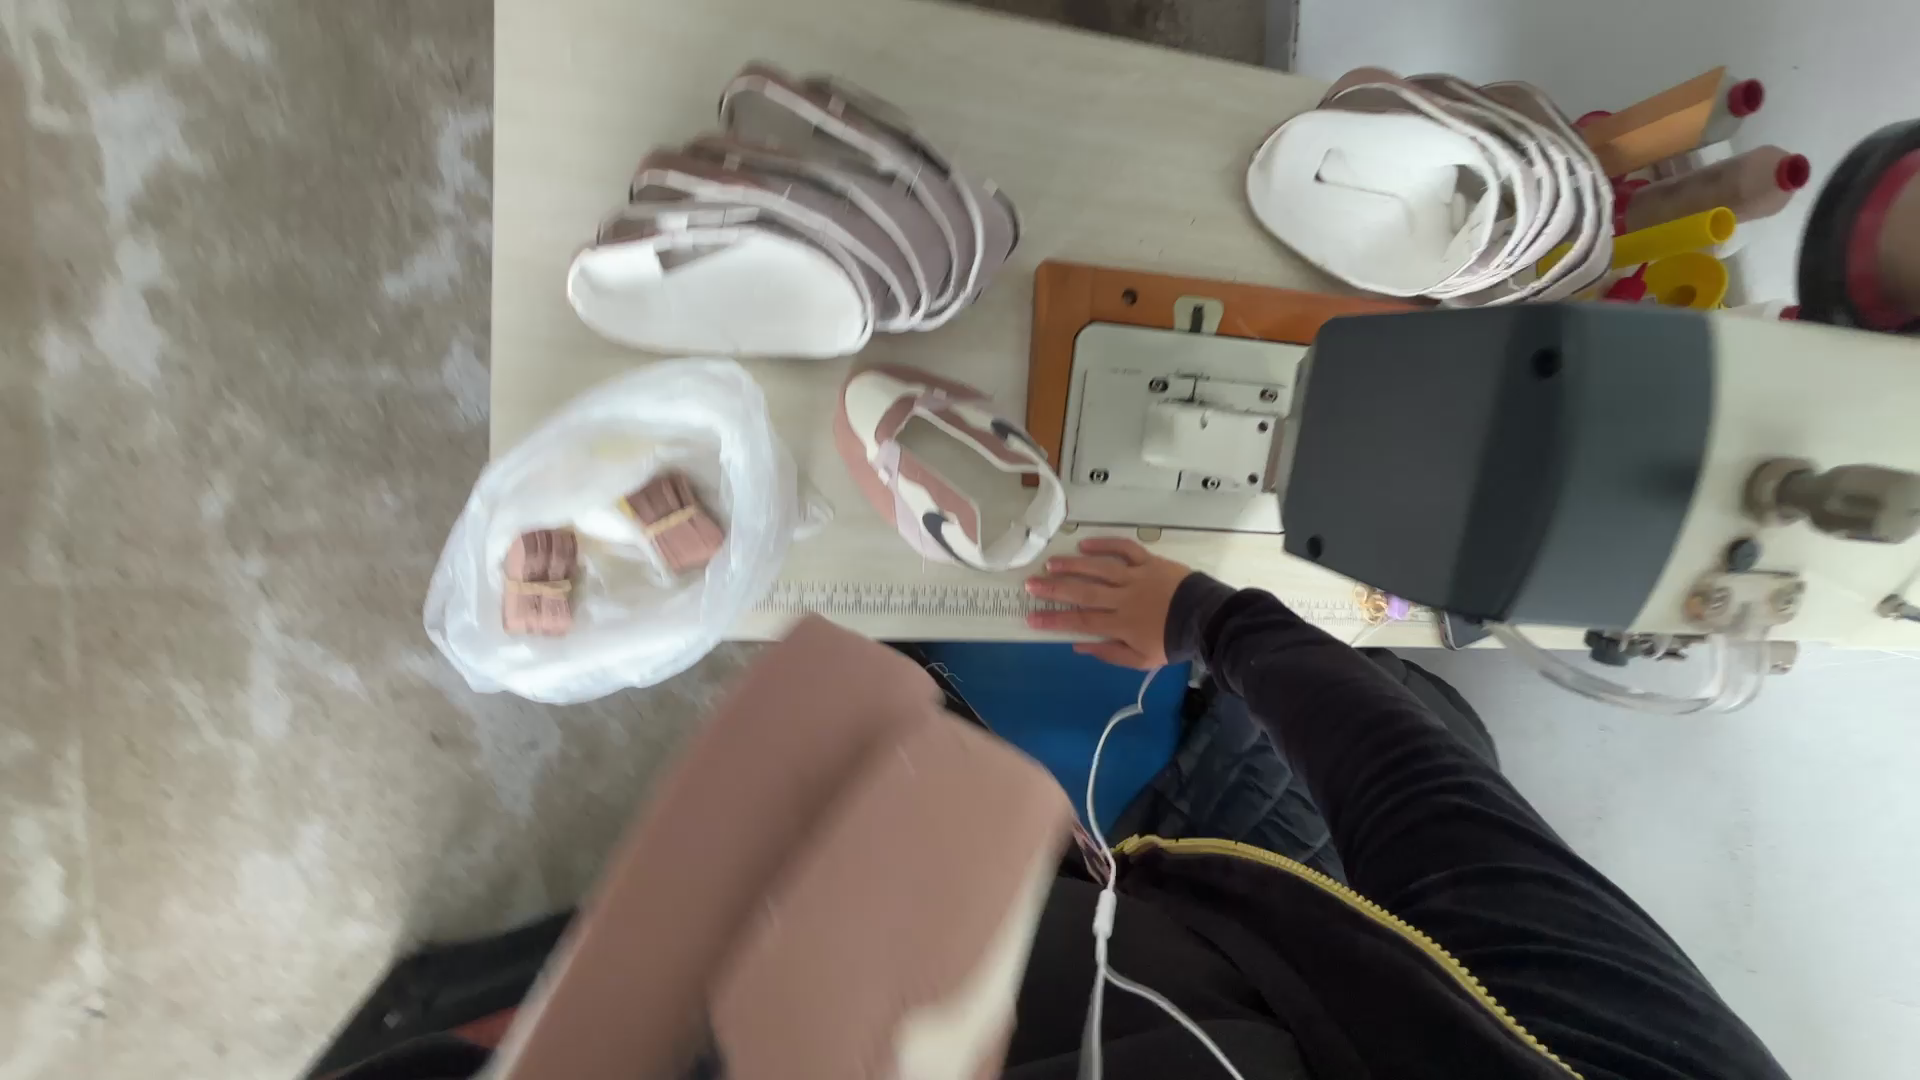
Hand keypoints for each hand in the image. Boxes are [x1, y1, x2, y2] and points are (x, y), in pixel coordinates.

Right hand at [1025, 537, 1193, 668]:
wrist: (1208, 619)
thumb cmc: (1173, 642)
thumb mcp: (1142, 660)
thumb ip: (1110, 653)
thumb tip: (1079, 646)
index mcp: (1120, 624)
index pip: (1080, 621)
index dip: (1054, 620)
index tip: (1030, 618)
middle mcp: (1123, 598)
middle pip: (1083, 592)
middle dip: (1053, 589)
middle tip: (1029, 584)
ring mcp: (1136, 577)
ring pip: (1098, 568)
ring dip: (1072, 565)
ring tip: (1050, 564)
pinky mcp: (1149, 562)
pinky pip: (1124, 549)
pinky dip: (1105, 544)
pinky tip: (1085, 544)